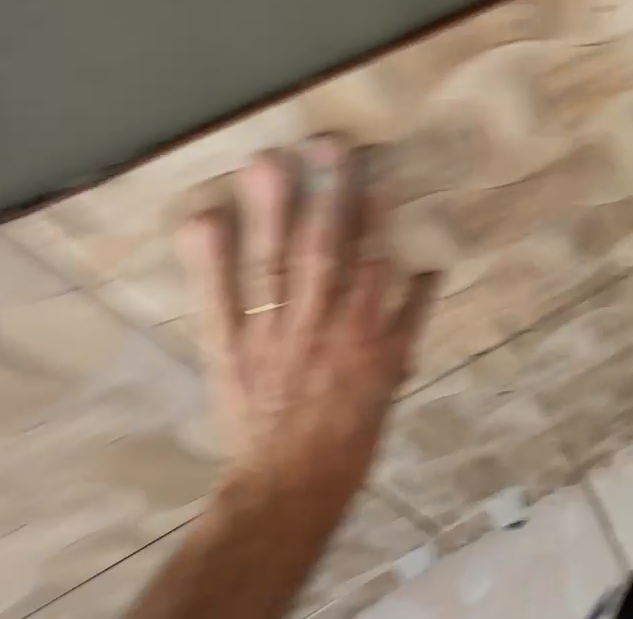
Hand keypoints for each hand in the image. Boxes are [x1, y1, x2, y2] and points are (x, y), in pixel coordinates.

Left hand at [174, 136, 439, 496]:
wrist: (291, 488)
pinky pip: (217, 303)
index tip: (377, 166)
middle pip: (325, 251)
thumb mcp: (395, 375)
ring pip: (274, 267)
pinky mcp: (229, 349)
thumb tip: (431, 268)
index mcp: (365, 333)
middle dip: (326, 195)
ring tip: (267, 163)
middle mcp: (320, 325)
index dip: (376, 213)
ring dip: (271, 215)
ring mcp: (271, 334)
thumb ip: (410, 319)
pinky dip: (206, 264)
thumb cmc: (351, 432)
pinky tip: (200, 220)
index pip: (374, 260)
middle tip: (327, 144)